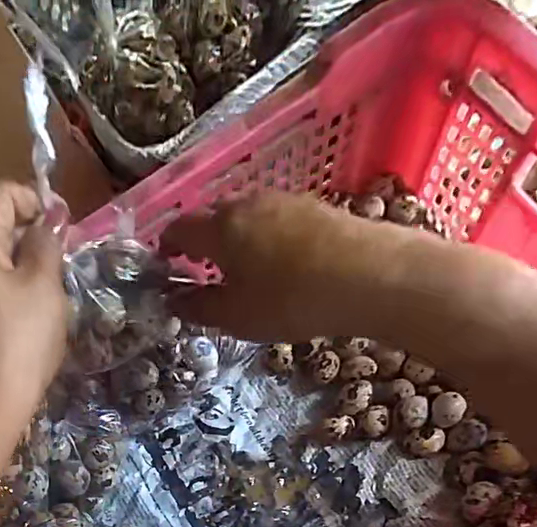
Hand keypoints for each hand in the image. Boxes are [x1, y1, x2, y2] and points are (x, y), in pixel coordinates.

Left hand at [0, 181, 67, 471]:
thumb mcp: (44, 287)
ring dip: (10, 265)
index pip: (2, 193)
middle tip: (54, 274)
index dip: (38, 205)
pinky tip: (12, 317)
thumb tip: (48, 218)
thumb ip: (47, 242)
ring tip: (36, 300)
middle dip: (24, 238)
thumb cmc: (18, 344)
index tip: (63, 239)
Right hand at [161, 192, 431, 343]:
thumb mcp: (236, 316)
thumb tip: (174, 300)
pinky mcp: (316, 207)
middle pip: (213, 217)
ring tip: (241, 269)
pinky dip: (266, 238)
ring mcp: (285, 200)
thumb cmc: (289, 299)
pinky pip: (276, 220)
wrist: (370, 276)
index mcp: (219, 228)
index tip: (165, 263)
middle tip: (202, 270)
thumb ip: (199, 307)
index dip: (167, 245)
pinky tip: (279, 264)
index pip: (179, 227)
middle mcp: (248, 203)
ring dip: (236, 238)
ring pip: (247, 216)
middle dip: (202, 241)